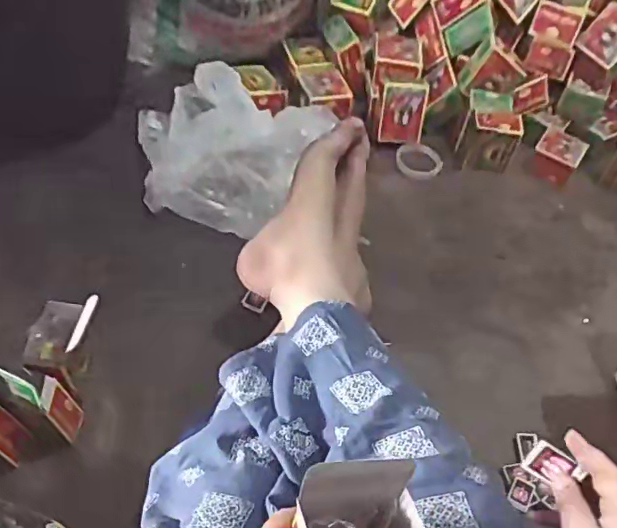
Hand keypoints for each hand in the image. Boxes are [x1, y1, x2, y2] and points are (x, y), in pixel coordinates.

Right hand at [235, 118, 371, 328]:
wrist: (316, 311)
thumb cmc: (282, 272)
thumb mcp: (255, 260)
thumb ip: (265, 255)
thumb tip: (270, 273)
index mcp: (311, 204)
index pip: (324, 165)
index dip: (335, 143)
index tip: (350, 127)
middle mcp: (339, 227)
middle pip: (352, 189)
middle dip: (356, 165)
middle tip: (361, 148)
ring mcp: (353, 259)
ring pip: (354, 229)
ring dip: (350, 216)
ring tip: (344, 213)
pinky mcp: (359, 289)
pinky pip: (350, 270)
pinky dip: (343, 267)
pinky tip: (335, 277)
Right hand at [549, 430, 616, 527]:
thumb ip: (570, 504)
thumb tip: (559, 474)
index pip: (606, 471)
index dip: (587, 452)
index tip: (569, 435)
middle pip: (605, 483)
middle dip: (581, 468)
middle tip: (557, 456)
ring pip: (597, 500)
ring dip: (573, 491)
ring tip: (548, 484)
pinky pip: (593, 518)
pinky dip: (573, 512)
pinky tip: (550, 518)